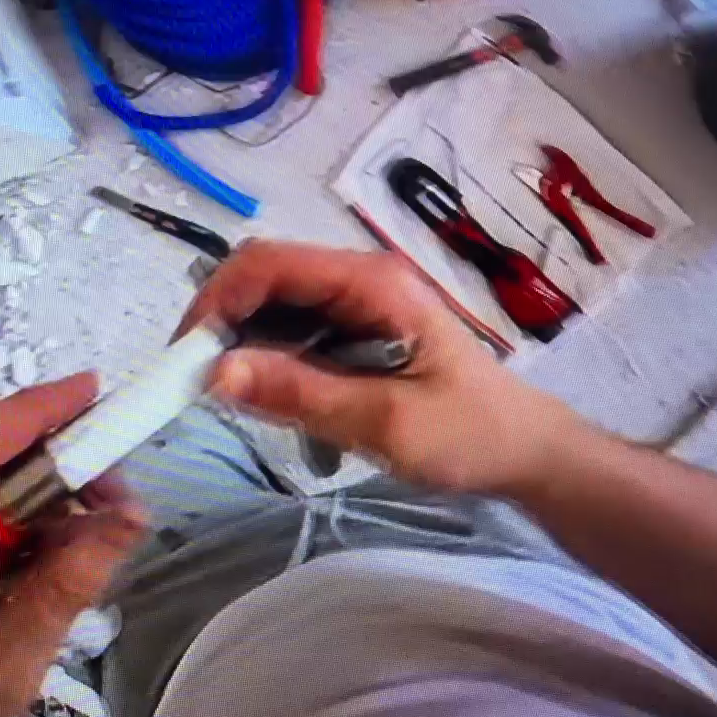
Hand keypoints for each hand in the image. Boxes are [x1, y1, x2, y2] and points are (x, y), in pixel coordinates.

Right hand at [178, 241, 597, 495]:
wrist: (527, 452)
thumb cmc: (471, 435)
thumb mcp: (387, 424)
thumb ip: (301, 394)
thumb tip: (216, 374)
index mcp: (369, 282)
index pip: (269, 263)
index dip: (218, 298)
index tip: (189, 354)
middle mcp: (353, 278)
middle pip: (261, 274)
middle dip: (219, 317)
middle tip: (194, 375)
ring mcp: (349, 300)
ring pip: (266, 299)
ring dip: (235, 336)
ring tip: (221, 387)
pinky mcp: (345, 325)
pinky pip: (284, 324)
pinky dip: (258, 351)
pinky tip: (258, 386)